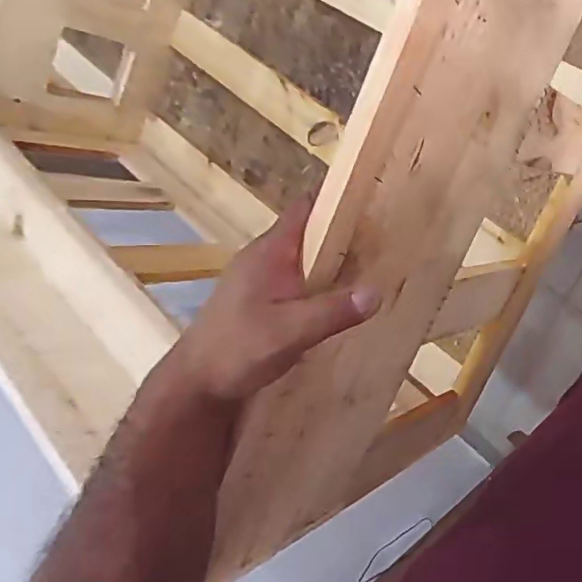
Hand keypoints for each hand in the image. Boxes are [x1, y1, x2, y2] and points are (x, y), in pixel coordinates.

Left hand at [159, 203, 379, 402]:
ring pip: (306, 255)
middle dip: (345, 229)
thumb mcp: (291, 331)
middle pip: (311, 229)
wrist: (193, 387)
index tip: (372, 194)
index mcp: (271, 252)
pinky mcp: (261, 299)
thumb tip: (377, 292)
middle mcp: (265, 257)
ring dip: (335, 257)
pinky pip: (301, 276)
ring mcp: (261, 278)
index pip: (306, 207)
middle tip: (388, 234)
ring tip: (375, 263)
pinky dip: (323, 279)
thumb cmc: (236, 350)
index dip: (336, 196)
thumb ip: (333, 311)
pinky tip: (342, 296)